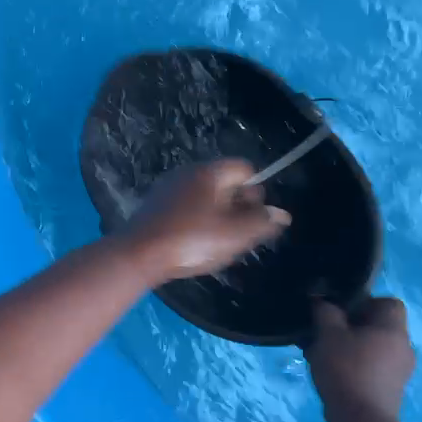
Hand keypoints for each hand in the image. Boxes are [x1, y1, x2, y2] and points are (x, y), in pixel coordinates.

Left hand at [115, 160, 289, 280]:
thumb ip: (262, 221)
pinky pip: (187, 204)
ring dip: (217, 214)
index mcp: (208, 172)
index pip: (243, 168)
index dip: (255, 191)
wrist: (139, 254)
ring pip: (206, 195)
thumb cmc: (192, 241)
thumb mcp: (235, 234)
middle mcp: (187, 172)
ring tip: (216, 241)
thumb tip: (281, 213)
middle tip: (237, 233)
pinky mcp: (156, 203)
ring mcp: (168, 186)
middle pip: (225, 181)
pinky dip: (196, 218)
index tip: (253, 217)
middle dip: (237, 204)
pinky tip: (193, 241)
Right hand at [307, 297, 414, 421]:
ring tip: (322, 350)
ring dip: (349, 342)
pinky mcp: (391, 387)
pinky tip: (331, 368)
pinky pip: (373, 363)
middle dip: (351, 323)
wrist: (362, 421)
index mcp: (393, 330)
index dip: (366, 300)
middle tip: (325, 329)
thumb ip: (325, 311)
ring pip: (373, 344)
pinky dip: (355, 361)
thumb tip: (323, 300)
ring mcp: (400, 369)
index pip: (390, 303)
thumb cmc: (347, 370)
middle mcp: (403, 347)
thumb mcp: (328, 334)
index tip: (340, 310)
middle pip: (379, 324)